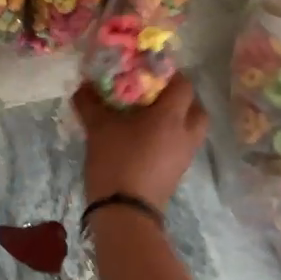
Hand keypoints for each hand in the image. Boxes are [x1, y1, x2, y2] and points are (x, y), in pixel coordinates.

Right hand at [74, 73, 207, 211]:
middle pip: (196, 106)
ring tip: (149, 113)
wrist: (125, 210)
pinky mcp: (179, 169)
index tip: (147, 68)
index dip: (169, 73)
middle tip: (154, 91)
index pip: (184, 85)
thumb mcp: (97, 126)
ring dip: (178, 116)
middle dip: (180, 96)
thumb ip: (90, 101)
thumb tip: (83, 85)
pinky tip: (145, 135)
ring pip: (192, 126)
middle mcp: (185, 133)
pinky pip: (183, 142)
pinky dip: (171, 134)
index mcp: (170, 117)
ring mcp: (185, 154)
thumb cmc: (115, 160)